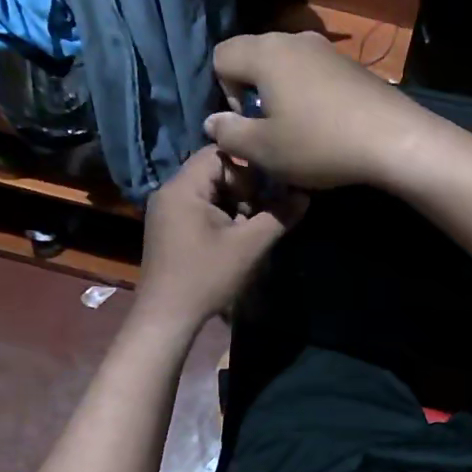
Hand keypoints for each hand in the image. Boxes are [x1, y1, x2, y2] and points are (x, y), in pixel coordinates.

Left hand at [133, 146, 304, 326]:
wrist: (166, 318)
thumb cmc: (206, 277)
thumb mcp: (249, 246)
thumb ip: (279, 216)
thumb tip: (304, 195)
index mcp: (183, 188)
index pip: (220, 153)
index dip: (249, 168)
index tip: (268, 191)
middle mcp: (169, 192)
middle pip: (214, 171)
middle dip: (244, 189)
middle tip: (261, 212)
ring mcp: (166, 211)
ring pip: (209, 191)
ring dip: (234, 204)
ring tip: (250, 229)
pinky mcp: (168, 228)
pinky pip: (199, 207)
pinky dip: (220, 216)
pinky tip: (234, 239)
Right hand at [203, 32, 436, 189]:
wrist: (394, 140)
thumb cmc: (319, 144)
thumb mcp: (263, 149)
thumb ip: (228, 133)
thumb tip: (212, 122)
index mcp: (266, 52)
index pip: (221, 56)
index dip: (222, 92)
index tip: (245, 123)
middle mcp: (294, 39)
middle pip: (252, 56)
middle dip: (249, 91)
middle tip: (267, 128)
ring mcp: (326, 49)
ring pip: (284, 64)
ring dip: (279, 93)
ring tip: (296, 129)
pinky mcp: (350, 64)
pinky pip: (311, 72)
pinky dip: (306, 93)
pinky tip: (324, 124)